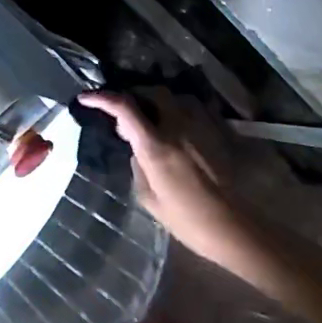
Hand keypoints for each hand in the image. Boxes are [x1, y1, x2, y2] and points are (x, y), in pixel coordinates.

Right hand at [77, 89, 238, 258]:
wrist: (234, 230)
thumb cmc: (187, 221)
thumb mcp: (148, 198)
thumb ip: (138, 166)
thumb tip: (136, 149)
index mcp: (156, 147)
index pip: (125, 108)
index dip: (102, 98)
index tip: (86, 98)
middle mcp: (178, 129)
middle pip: (153, 92)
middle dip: (134, 94)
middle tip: (124, 112)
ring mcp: (201, 129)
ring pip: (177, 96)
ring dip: (158, 100)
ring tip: (151, 117)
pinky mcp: (218, 135)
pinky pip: (195, 109)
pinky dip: (179, 110)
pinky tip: (177, 127)